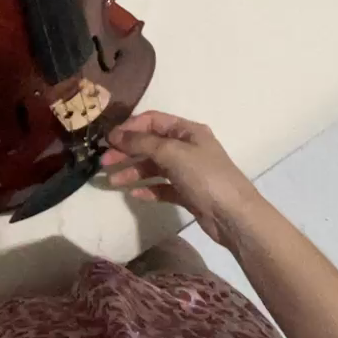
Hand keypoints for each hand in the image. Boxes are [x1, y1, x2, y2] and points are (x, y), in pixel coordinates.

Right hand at [102, 111, 259, 247]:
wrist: (234, 216)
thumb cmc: (205, 177)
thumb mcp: (172, 153)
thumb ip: (142, 143)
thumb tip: (115, 135)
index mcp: (188, 131)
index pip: (153, 121)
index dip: (129, 127)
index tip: (108, 140)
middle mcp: (187, 148)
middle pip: (150, 144)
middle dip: (126, 151)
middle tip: (104, 162)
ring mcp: (187, 171)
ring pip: (153, 166)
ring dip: (132, 172)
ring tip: (112, 182)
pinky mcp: (187, 193)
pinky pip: (161, 187)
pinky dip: (147, 189)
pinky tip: (134, 194)